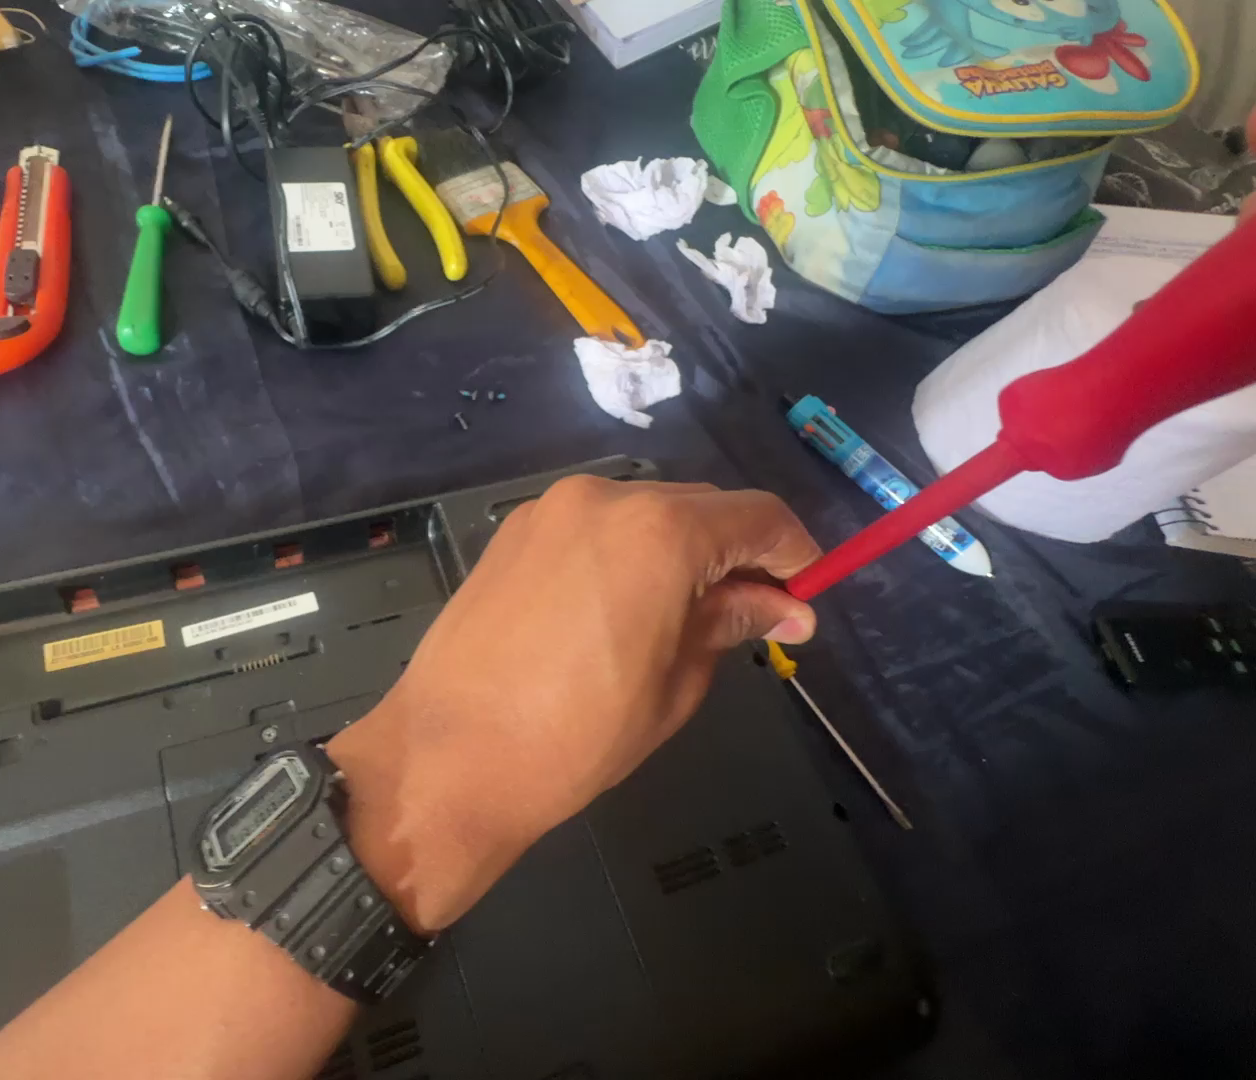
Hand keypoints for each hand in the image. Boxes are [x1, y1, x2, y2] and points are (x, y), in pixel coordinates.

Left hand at [326, 476, 819, 934]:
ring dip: (676, 550)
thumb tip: (784, 607)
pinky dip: (621, 552)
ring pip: (641, 512)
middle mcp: (603, 498)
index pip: (757, 517)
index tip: (804, 594)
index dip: (794, 554)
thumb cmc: (576, 735)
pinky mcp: (511, 532)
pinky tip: (617, 603)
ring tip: (679, 614)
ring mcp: (548, 510)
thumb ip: (730, 625)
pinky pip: (590, 527)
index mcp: (659, 532)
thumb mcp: (676, 685)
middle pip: (697, 507)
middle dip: (734, 553)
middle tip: (749, 614)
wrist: (450, 753)